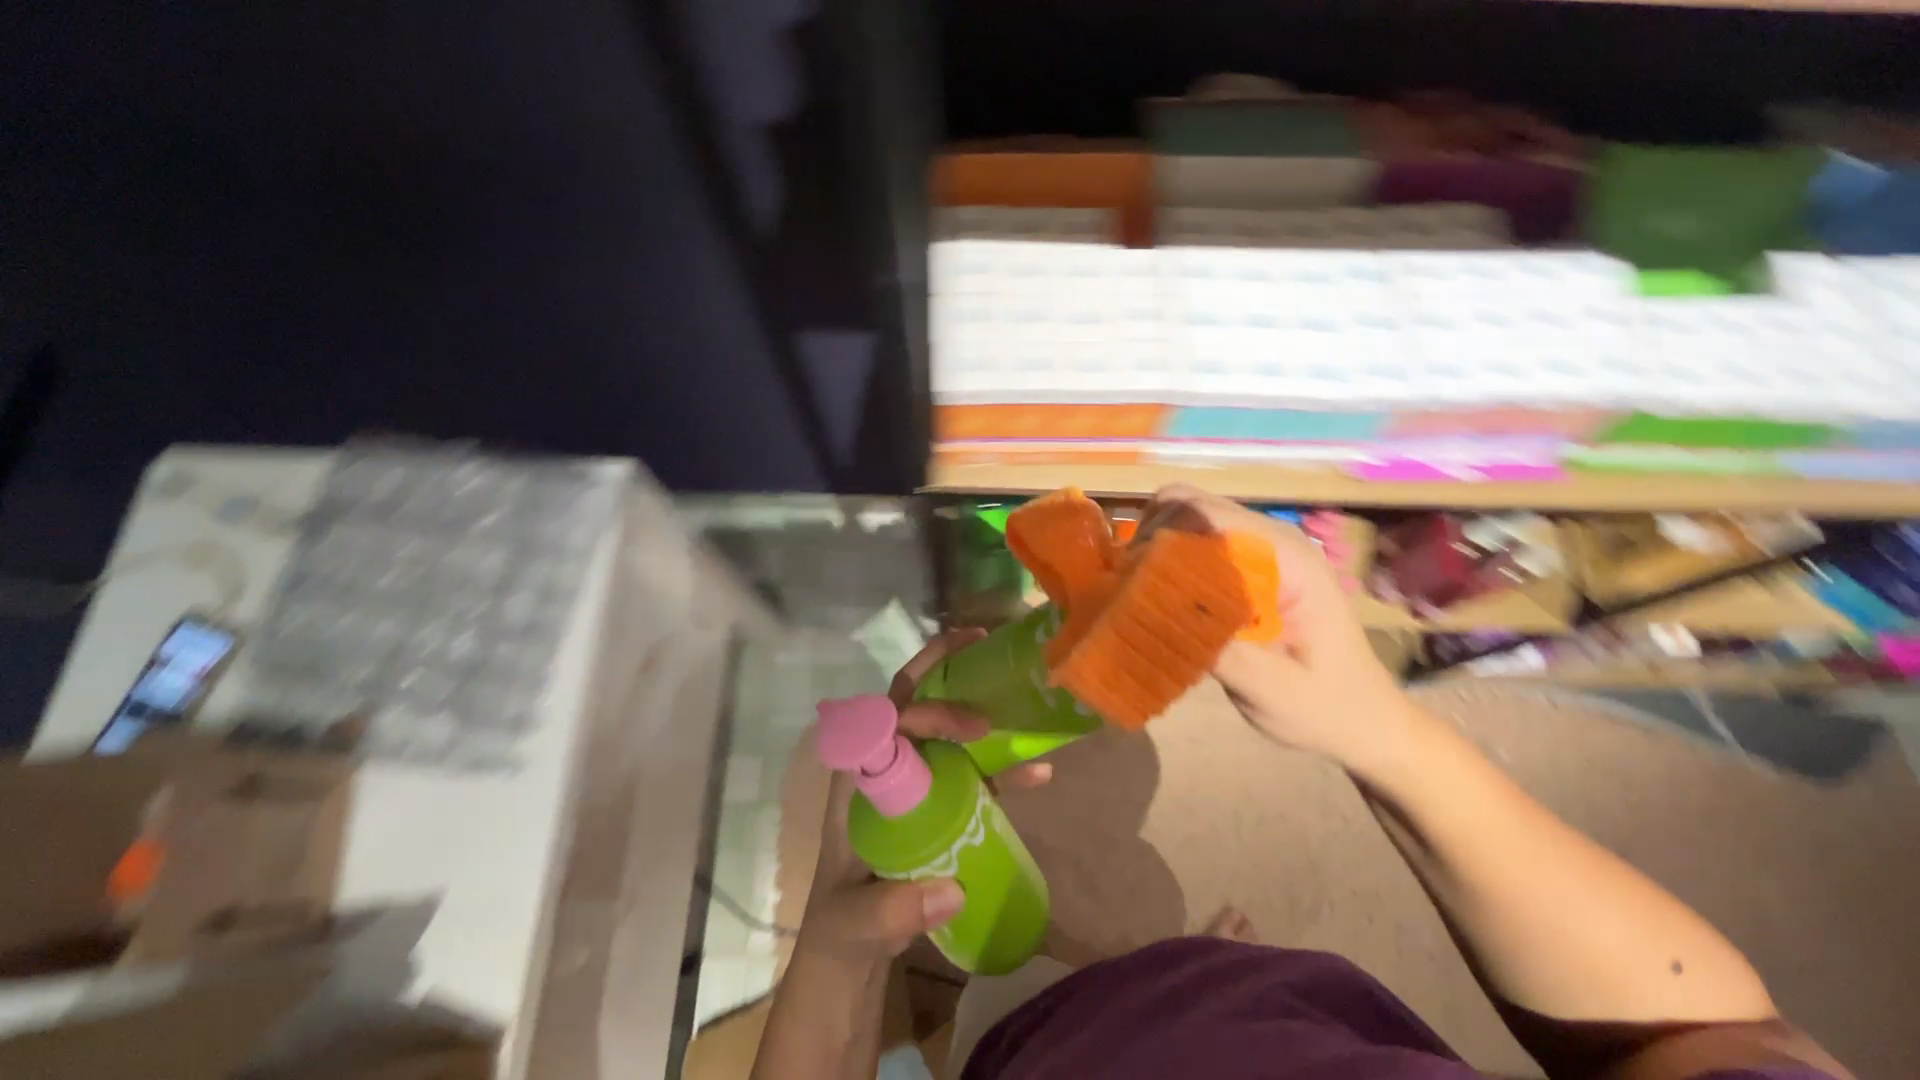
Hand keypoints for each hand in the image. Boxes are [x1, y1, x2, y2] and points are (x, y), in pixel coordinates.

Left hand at [799, 629, 1051, 964]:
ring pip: (940, 726)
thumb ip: (891, 912)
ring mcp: (916, 784)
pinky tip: (1040, 769)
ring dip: (973, 699)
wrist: (857, 950)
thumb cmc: (843, 927)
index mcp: (857, 782)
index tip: (973, 727)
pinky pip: (972, 773)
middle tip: (981, 643)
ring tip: (1012, 676)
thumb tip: (950, 889)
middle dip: (939, 668)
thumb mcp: (855, 924)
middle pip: (908, 703)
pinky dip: (1004, 767)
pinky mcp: (941, 805)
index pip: (882, 724)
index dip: (923, 712)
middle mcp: (886, 770)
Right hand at [1138, 484, 1416, 770]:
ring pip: (1191, 520)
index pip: (1210, 515)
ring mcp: (1263, 551)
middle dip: (1152, 538)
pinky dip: (1170, 561)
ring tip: (1138, 594)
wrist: (1363, 722)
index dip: (1162, 535)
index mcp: (1287, 559)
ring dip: (1157, 548)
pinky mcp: (1251, 568)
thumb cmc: (1325, 708)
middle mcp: (1274, 541)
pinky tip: (1158, 598)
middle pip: (1193, 505)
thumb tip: (1156, 615)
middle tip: (1128, 588)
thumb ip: (1221, 650)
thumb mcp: (1272, 691)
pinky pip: (1200, 544)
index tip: (1132, 579)